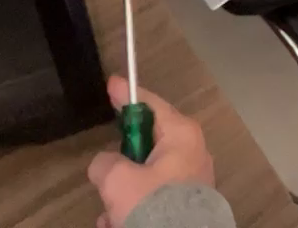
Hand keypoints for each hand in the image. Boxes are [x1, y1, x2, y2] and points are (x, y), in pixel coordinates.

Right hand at [86, 77, 214, 227]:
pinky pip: (154, 199)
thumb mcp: (118, 180)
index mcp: (182, 135)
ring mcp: (192, 181)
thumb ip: (106, 163)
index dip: (127, 95)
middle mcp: (192, 152)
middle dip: (122, 162)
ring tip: (110, 215)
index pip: (150, 104)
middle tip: (106, 174)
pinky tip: (118, 225)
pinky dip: (135, 209)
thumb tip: (105, 165)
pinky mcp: (188, 207)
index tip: (112, 84)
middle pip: (147, 144)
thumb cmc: (153, 206)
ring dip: (124, 194)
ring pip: (146, 177)